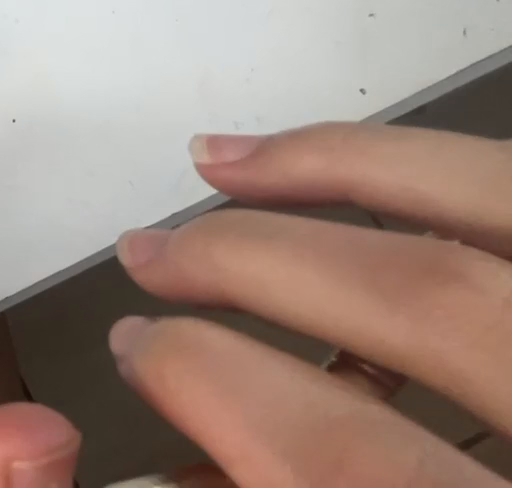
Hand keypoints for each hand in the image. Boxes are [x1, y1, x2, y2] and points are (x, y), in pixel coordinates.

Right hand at [114, 122, 511, 485]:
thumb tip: (174, 458)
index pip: (356, 461)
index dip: (212, 385)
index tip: (138, 349)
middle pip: (431, 304)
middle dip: (242, 263)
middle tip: (147, 257)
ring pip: (507, 206)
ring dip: (332, 164)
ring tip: (216, 160)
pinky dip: (431, 165)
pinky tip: (351, 157)